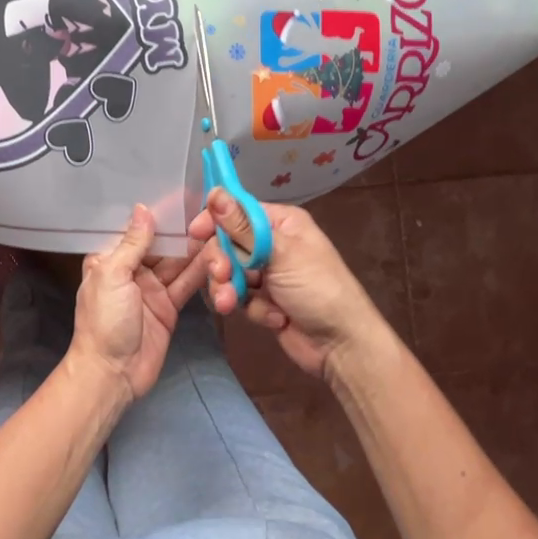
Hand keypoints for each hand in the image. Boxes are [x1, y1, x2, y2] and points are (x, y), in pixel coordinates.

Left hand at [67, 204, 208, 403]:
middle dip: (183, 232)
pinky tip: (219, 260)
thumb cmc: (104, 319)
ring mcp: (152, 289)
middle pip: (162, 245)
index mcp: (111, 258)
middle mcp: (132, 270)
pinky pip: (186, 285)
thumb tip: (143, 208)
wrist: (112, 373)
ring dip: (197, 252)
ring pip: (178, 264)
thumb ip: (132, 243)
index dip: (159, 215)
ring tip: (221, 233)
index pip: (138, 230)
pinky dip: (202, 274)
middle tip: (212, 214)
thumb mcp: (113, 275)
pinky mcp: (169, 308)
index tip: (184, 195)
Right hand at [192, 187, 380, 378]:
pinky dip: (253, 309)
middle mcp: (273, 244)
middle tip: (220, 278)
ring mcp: (269, 274)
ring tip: (231, 305)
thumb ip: (242, 226)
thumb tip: (215, 192)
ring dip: (230, 289)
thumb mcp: (279, 254)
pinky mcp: (266, 301)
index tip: (195, 234)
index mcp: (282, 223)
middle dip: (221, 263)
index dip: (215, 221)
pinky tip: (274, 319)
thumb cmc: (317, 289)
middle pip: (229, 244)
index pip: (237, 212)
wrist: (342, 347)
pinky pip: (242, 297)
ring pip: (231, 273)